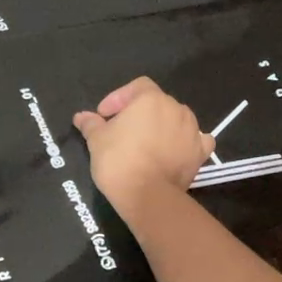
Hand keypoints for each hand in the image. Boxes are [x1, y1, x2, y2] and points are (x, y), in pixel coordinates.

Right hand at [72, 76, 214, 209]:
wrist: (147, 195)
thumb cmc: (118, 160)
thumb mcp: (96, 140)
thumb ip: (91, 124)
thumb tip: (81, 116)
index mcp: (151, 100)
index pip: (136, 87)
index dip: (119, 98)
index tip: (104, 115)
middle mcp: (176, 108)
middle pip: (157, 103)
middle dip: (139, 114)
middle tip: (122, 131)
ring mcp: (192, 130)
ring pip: (176, 120)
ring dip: (161, 127)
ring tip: (145, 144)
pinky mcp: (201, 152)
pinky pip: (196, 140)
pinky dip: (184, 142)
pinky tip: (175, 150)